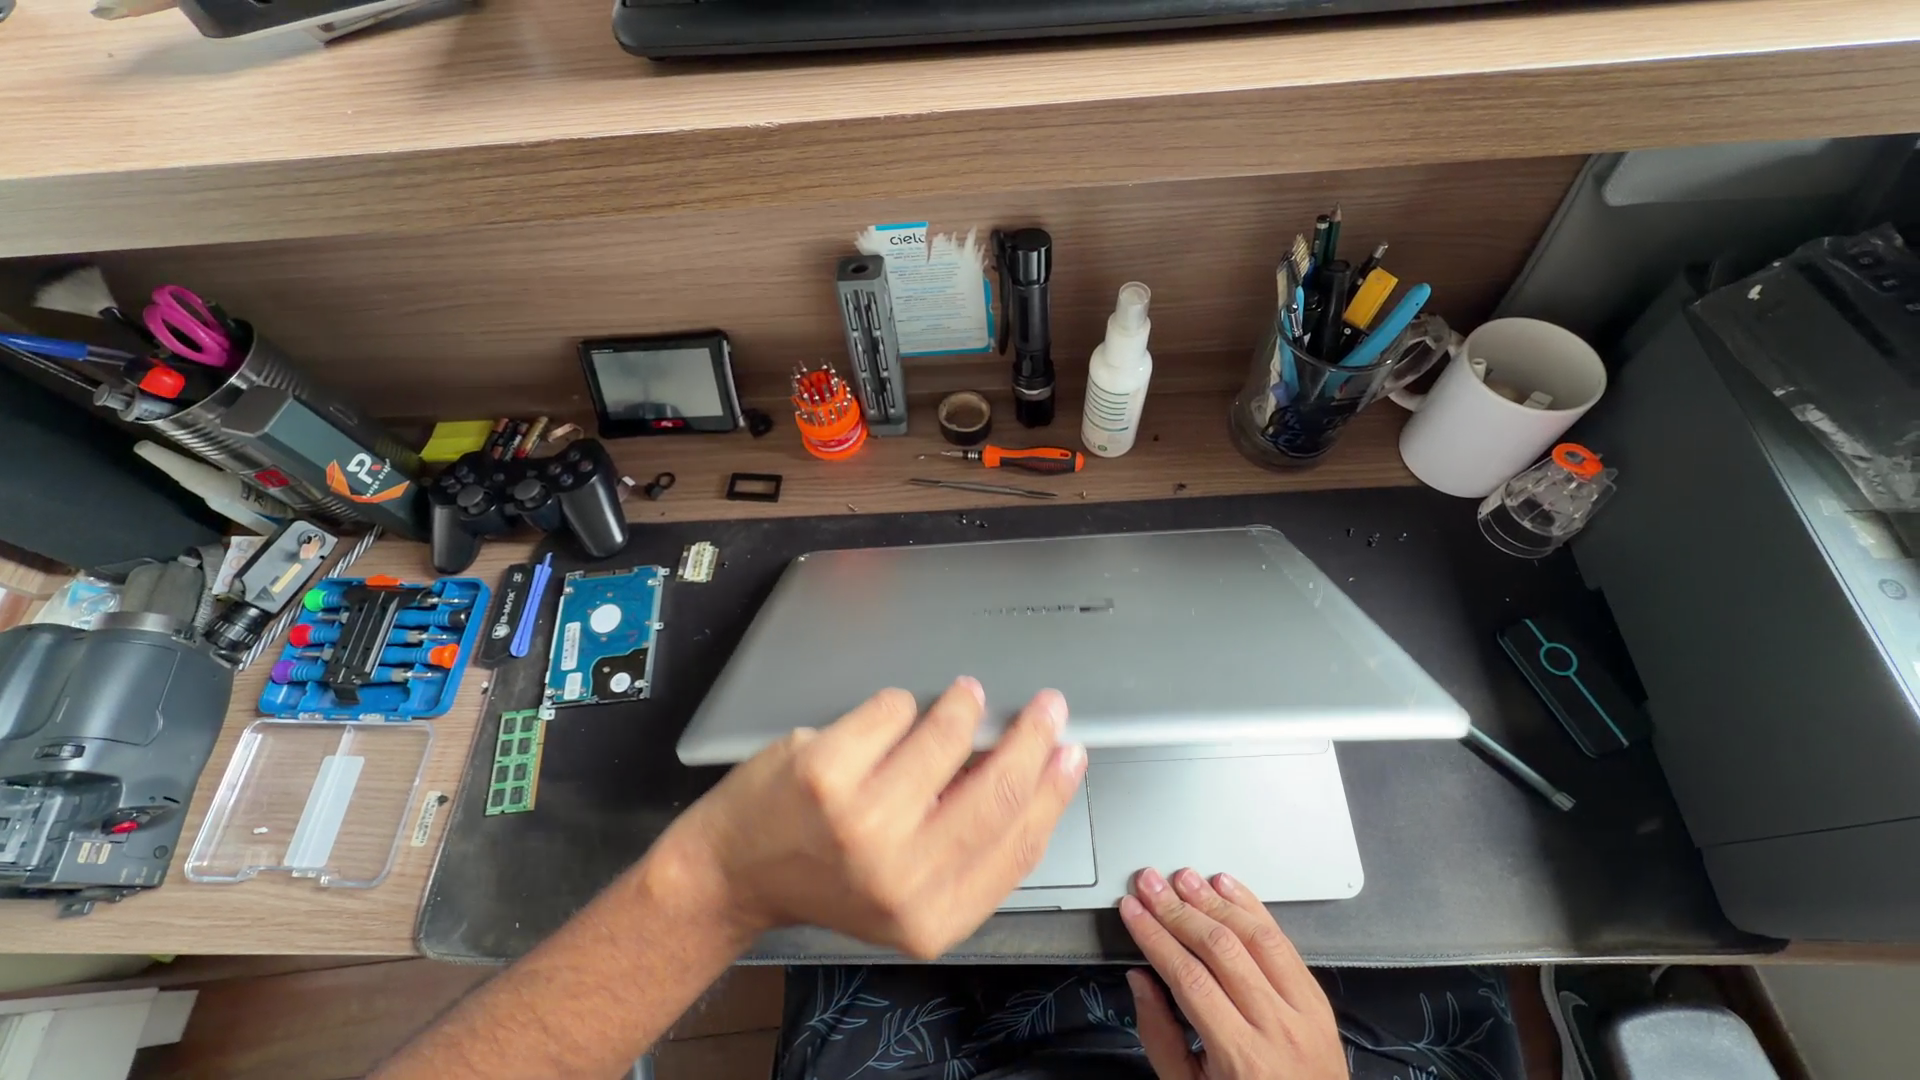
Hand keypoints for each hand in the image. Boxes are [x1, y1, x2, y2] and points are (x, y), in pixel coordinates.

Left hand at [659, 678, 1086, 958]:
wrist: (734, 871)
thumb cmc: (822, 875)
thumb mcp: (905, 892)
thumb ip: (964, 846)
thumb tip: (1027, 772)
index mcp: (930, 917)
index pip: (1018, 846)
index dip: (1054, 792)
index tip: (1069, 755)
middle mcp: (898, 876)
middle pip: (997, 790)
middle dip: (1031, 737)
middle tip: (1045, 708)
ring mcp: (860, 821)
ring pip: (948, 737)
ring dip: (963, 707)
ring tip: (963, 697)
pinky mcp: (825, 772)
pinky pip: (894, 710)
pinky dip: (903, 703)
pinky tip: (894, 713)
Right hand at [1120, 868, 1345, 1079]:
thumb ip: (1160, 1036)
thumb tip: (1140, 976)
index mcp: (1242, 1060)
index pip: (1189, 979)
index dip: (1155, 937)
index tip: (1131, 910)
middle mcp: (1278, 1029)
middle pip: (1220, 950)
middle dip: (1177, 910)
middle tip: (1148, 883)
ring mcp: (1305, 1011)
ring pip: (1254, 938)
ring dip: (1213, 902)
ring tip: (1182, 878)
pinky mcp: (1318, 998)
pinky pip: (1283, 942)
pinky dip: (1253, 908)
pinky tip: (1227, 886)